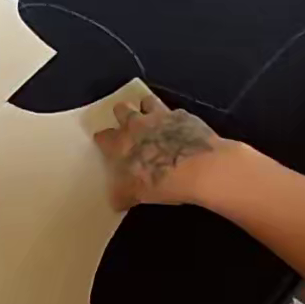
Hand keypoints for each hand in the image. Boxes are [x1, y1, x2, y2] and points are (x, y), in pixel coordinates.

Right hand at [92, 93, 229, 207]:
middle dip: (122, 114)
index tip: (104, 144)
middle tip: (127, 124)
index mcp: (120, 143)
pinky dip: (175, 118)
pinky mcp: (185, 116)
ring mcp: (161, 117)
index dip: (103, 140)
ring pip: (147, 101)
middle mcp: (136, 124)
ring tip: (152, 118)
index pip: (103, 136)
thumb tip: (115, 202)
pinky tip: (180, 129)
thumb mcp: (135, 195)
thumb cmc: (161, 181)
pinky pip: (175, 112)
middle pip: (121, 109)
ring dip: (147, 107)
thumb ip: (122, 195)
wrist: (201, 169)